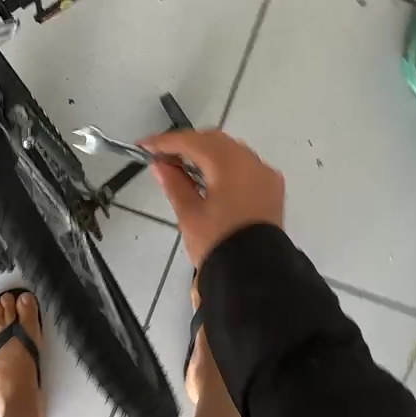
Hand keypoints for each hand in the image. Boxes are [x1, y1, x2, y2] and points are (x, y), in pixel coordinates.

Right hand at [140, 129, 284, 264]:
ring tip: (181, 166)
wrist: (256, 275)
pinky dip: (225, 164)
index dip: (165, 142)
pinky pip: (245, 165)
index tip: (143, 146)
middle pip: (214, 141)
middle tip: (161, 156)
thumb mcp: (189, 214)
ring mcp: (265, 174)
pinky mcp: (272, 188)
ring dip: (206, 152)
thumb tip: (160, 165)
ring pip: (231, 150)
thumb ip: (174, 183)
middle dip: (186, 144)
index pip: (193, 142)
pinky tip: (209, 177)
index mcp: (230, 165)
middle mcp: (251, 162)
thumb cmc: (218, 244)